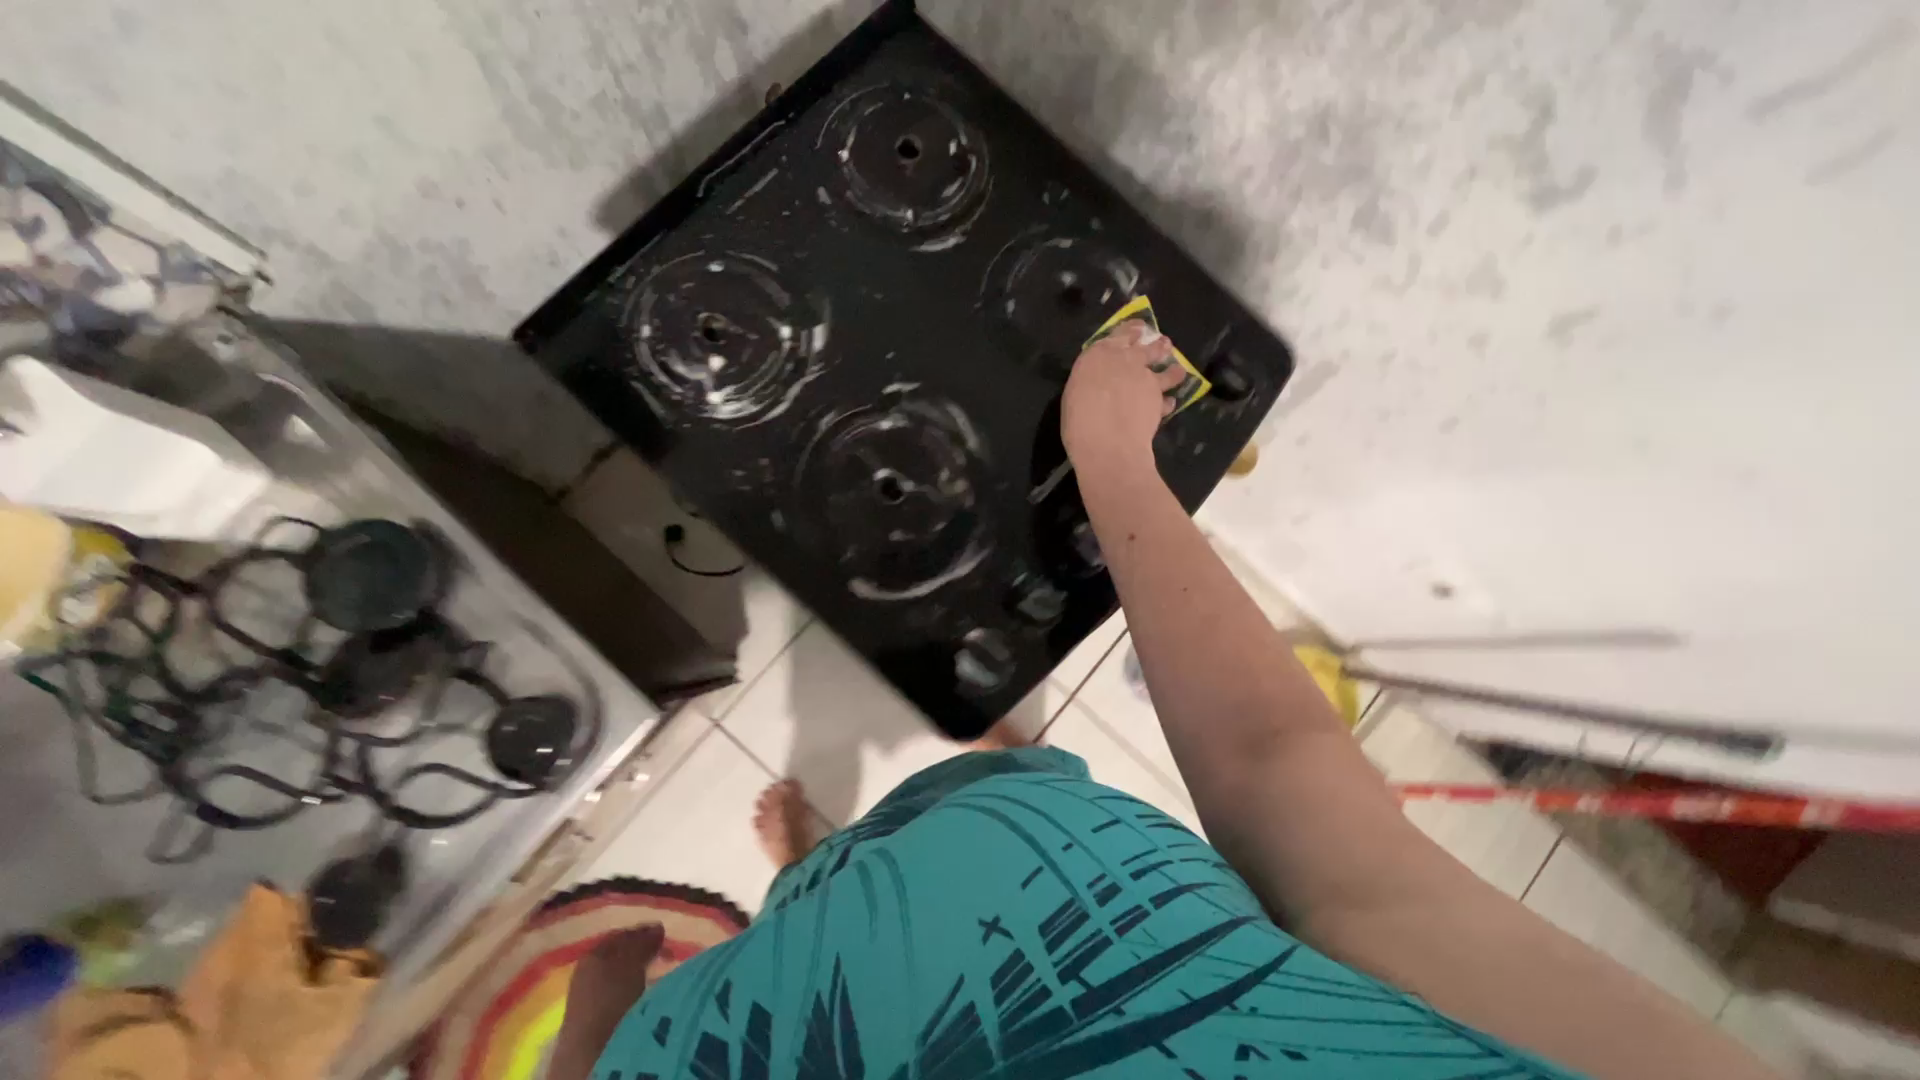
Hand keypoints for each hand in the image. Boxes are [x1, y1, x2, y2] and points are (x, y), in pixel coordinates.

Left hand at [548, 925, 664, 1079]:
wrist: (590, 1054)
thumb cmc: (610, 999)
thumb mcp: (630, 962)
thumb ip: (642, 942)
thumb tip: (656, 927)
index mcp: (591, 954)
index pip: (618, 936)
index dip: (641, 932)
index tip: (662, 932)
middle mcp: (585, 973)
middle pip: (617, 957)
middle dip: (640, 953)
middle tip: (665, 952)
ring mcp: (587, 1000)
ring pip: (618, 978)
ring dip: (638, 974)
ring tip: (661, 975)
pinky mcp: (594, 1024)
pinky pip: (618, 997)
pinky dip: (634, 992)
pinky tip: (648, 996)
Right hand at [1061, 320, 1184, 470]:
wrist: (1107, 441)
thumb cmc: (1079, 417)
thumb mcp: (1075, 390)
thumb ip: (1092, 379)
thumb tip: (1100, 381)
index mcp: (1101, 353)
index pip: (1121, 333)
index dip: (1132, 330)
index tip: (1139, 329)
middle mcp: (1127, 360)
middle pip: (1149, 348)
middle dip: (1157, 345)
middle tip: (1164, 344)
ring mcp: (1147, 380)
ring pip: (1167, 370)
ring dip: (1173, 370)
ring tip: (1178, 370)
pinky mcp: (1159, 400)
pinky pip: (1167, 400)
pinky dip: (1168, 402)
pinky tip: (1169, 404)